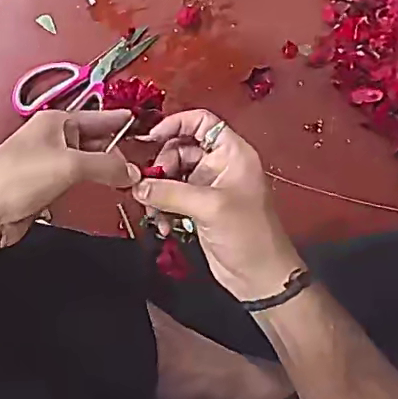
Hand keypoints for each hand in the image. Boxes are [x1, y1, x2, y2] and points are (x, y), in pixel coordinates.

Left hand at [0, 108, 139, 246]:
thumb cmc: (16, 179)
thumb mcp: (70, 166)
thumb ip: (105, 166)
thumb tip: (131, 171)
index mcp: (55, 122)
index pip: (97, 117)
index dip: (120, 121)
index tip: (142, 123)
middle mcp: (53, 138)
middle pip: (95, 140)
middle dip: (118, 150)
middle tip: (144, 160)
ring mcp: (49, 162)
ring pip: (88, 162)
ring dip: (107, 170)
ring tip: (132, 177)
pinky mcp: (46, 186)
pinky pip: (78, 180)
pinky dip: (94, 183)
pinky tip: (108, 189)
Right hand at [133, 110, 304, 301]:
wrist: (259, 277)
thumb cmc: (248, 235)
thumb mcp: (209, 207)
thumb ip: (170, 192)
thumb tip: (138, 184)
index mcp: (232, 153)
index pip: (202, 122)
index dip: (175, 124)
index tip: (151, 138)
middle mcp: (219, 165)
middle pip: (180, 148)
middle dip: (161, 165)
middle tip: (149, 184)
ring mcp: (208, 187)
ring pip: (172, 174)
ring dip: (158, 191)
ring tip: (154, 210)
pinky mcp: (198, 208)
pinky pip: (172, 197)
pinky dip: (163, 207)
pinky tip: (164, 225)